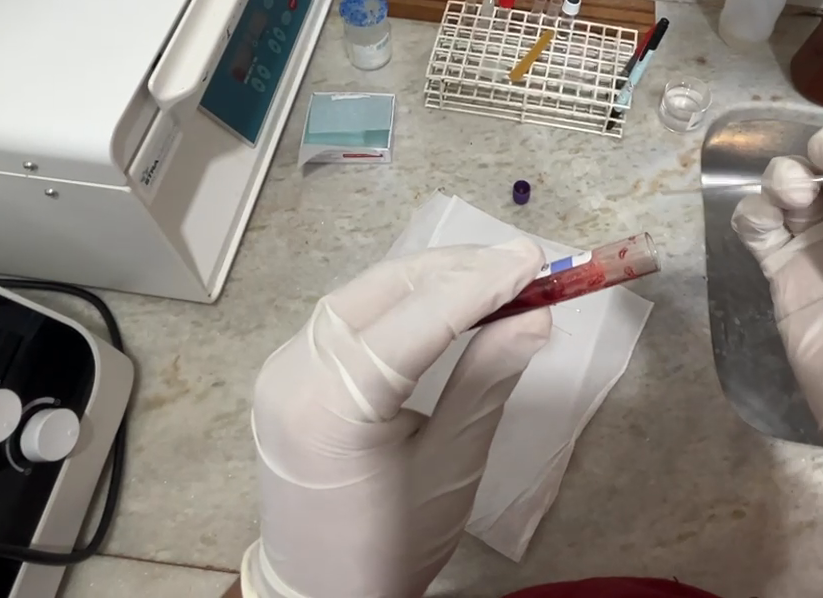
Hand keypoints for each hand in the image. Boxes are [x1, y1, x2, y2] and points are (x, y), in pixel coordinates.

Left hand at [243, 239, 551, 597]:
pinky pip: (356, 308)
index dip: (479, 283)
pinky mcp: (293, 361)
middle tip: (522, 262)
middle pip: (389, 288)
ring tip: (495, 272)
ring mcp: (287, 359)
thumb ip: (487, 380)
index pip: (417, 319)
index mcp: (329, 405)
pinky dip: (408, 294)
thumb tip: (535, 318)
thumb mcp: (449, 467)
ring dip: (436, 275)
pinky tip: (446, 293)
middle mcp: (296, 366)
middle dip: (460, 268)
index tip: (531, 258)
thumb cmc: (388, 545)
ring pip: (371, 289)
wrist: (313, 593)